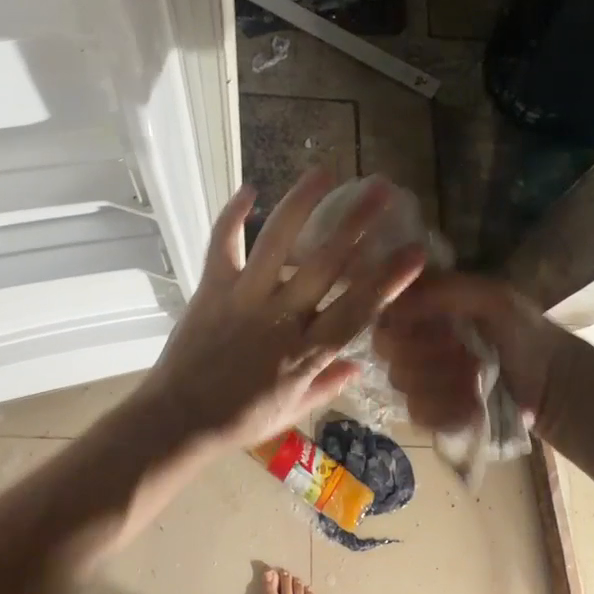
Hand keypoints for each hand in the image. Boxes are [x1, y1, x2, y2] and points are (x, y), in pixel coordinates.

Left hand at [138, 169, 427, 450]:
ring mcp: (244, 297)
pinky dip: (233, 215)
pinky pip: (222, 243)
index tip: (416, 251)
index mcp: (307, 351)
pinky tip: (250, 188)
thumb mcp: (292, 412)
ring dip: (301, 203)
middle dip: (356, 223)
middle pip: (325, 263)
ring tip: (323, 172)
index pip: (358, 309)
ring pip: (276, 241)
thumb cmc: (239, 421)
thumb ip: (327, 385)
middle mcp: (281, 317)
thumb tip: (359, 364)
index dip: (389, 279)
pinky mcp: (212, 287)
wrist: (177, 421)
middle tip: (380, 190)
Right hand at [374, 272, 573, 434]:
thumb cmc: (525, 332)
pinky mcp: (432, 413)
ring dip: (440, 380)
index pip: (384, 310)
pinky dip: (446, 409)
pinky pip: (417, 413)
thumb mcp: (493, 298)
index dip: (401, 319)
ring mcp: (421, 378)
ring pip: (401, 381)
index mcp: (423, 308)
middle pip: (386, 348)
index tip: (437, 326)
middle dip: (426, 352)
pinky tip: (472, 404)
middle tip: (462, 352)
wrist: (553, 383)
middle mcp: (414, 340)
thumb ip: (447, 290)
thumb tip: (401, 297)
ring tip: (475, 377)